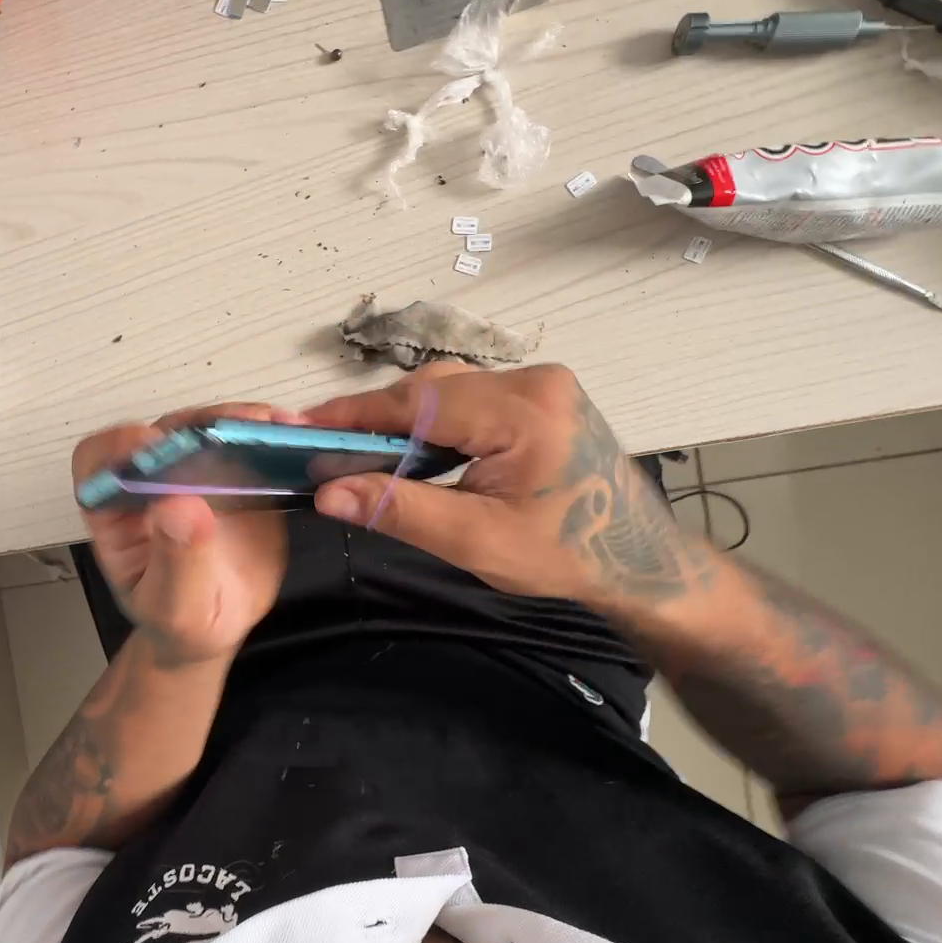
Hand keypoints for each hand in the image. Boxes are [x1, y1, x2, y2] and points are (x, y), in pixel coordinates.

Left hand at [72, 404, 294, 665]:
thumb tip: (179, 505)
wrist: (218, 627)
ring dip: (242, 421)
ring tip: (279, 426)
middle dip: (198, 425)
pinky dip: (272, 435)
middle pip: (164, 433)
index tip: (152, 447)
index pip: (99, 461)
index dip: (118, 446)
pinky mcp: (235, 473)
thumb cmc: (181, 621)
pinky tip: (299, 437)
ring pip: (210, 428)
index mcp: (116, 510)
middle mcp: (151, 481)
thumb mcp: (174, 608)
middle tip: (238, 428)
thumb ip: (174, 561)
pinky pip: (249, 445)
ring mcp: (194, 472)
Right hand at [302, 363, 710, 609]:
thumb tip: (327, 493)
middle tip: (323, 447)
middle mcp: (533, 381)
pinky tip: (407, 447)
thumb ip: (399, 509)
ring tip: (356, 450)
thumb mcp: (474, 540)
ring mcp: (539, 385)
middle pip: (429, 388)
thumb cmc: (563, 556)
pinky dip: (428, 420)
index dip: (353, 413)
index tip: (301, 425)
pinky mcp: (538, 397)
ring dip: (398, 418)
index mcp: (524, 411)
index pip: (418, 401)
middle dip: (373, 417)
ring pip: (445, 390)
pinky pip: (466, 398)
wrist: (640, 561)